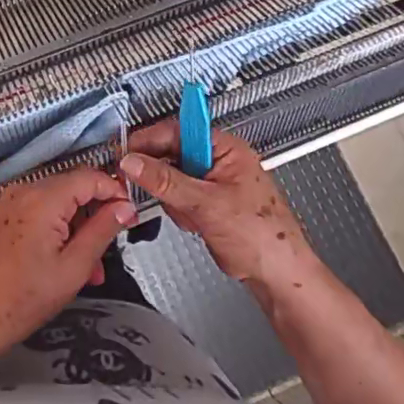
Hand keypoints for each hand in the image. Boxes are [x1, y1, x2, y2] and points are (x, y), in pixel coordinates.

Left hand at [0, 170, 136, 350]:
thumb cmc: (21, 298)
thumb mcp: (76, 265)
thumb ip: (103, 230)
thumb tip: (124, 208)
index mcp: (43, 199)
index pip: (91, 177)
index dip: (116, 192)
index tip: (129, 211)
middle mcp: (26, 192)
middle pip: (76, 187)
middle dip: (98, 212)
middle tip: (115, 237)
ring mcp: (15, 202)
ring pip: (63, 201)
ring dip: (82, 226)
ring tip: (92, 264)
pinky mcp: (10, 214)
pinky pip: (46, 210)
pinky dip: (63, 229)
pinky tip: (71, 259)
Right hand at [122, 123, 317, 291]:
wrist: (275, 273)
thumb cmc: (263, 236)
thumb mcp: (206, 203)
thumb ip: (166, 181)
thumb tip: (135, 163)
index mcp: (227, 149)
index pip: (179, 130)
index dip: (151, 140)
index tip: (128, 152)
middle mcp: (220, 162)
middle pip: (172, 155)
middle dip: (165, 179)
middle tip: (160, 193)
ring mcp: (213, 183)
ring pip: (172, 179)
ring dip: (174, 200)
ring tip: (192, 216)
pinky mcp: (207, 203)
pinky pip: (179, 198)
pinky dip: (180, 212)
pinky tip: (195, 224)